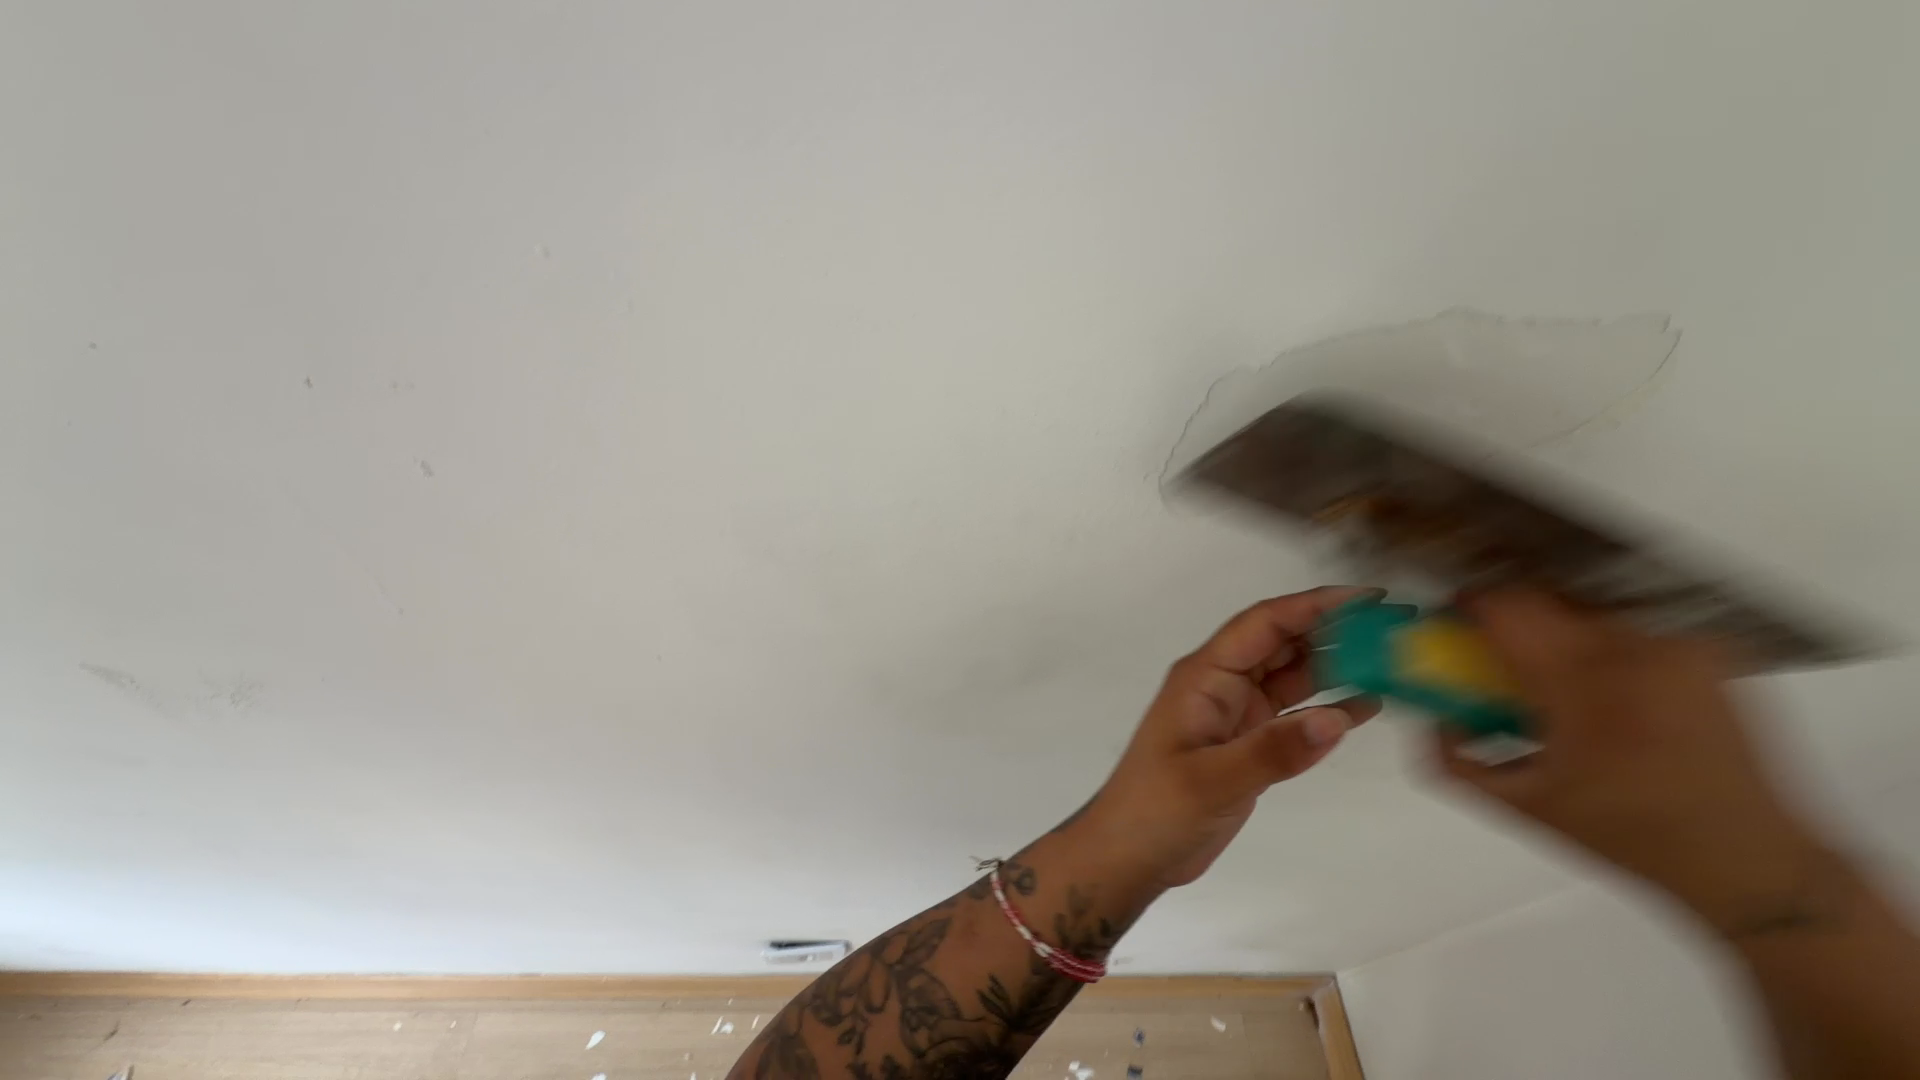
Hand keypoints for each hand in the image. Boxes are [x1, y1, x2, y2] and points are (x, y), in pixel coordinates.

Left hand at [1066, 587, 1381, 891]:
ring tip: (1393, 656)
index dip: (1314, 605)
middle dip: (1336, 628)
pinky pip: (1296, 715)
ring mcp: (1238, 714)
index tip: (1369, 597)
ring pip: (1294, 676)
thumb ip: (1272, 751)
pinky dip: (1331, 707)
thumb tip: (1337, 720)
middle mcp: (1223, 685)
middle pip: (1284, 643)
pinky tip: (1371, 704)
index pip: (1264, 624)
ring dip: (1338, 664)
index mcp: (1205, 676)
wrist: (1132, 853)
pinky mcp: (1250, 744)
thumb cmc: (1157, 810)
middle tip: (1398, 624)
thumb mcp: (1212, 781)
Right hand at [1436, 590, 1825, 931]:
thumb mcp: (1520, 809)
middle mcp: (1633, 650)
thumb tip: (1429, 717)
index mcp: (1582, 685)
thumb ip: (1453, 762)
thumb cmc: (1626, 835)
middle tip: (1499, 661)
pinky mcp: (1709, 654)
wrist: (1755, 863)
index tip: (1453, 624)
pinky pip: (1630, 632)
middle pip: (1543, 601)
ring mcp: (1678, 648)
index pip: (1507, 607)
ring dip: (1557, 637)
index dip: (1469, 606)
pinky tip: (1610, 695)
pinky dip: (1603, 650)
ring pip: (1585, 614)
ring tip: (1559, 685)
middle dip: (1510, 624)